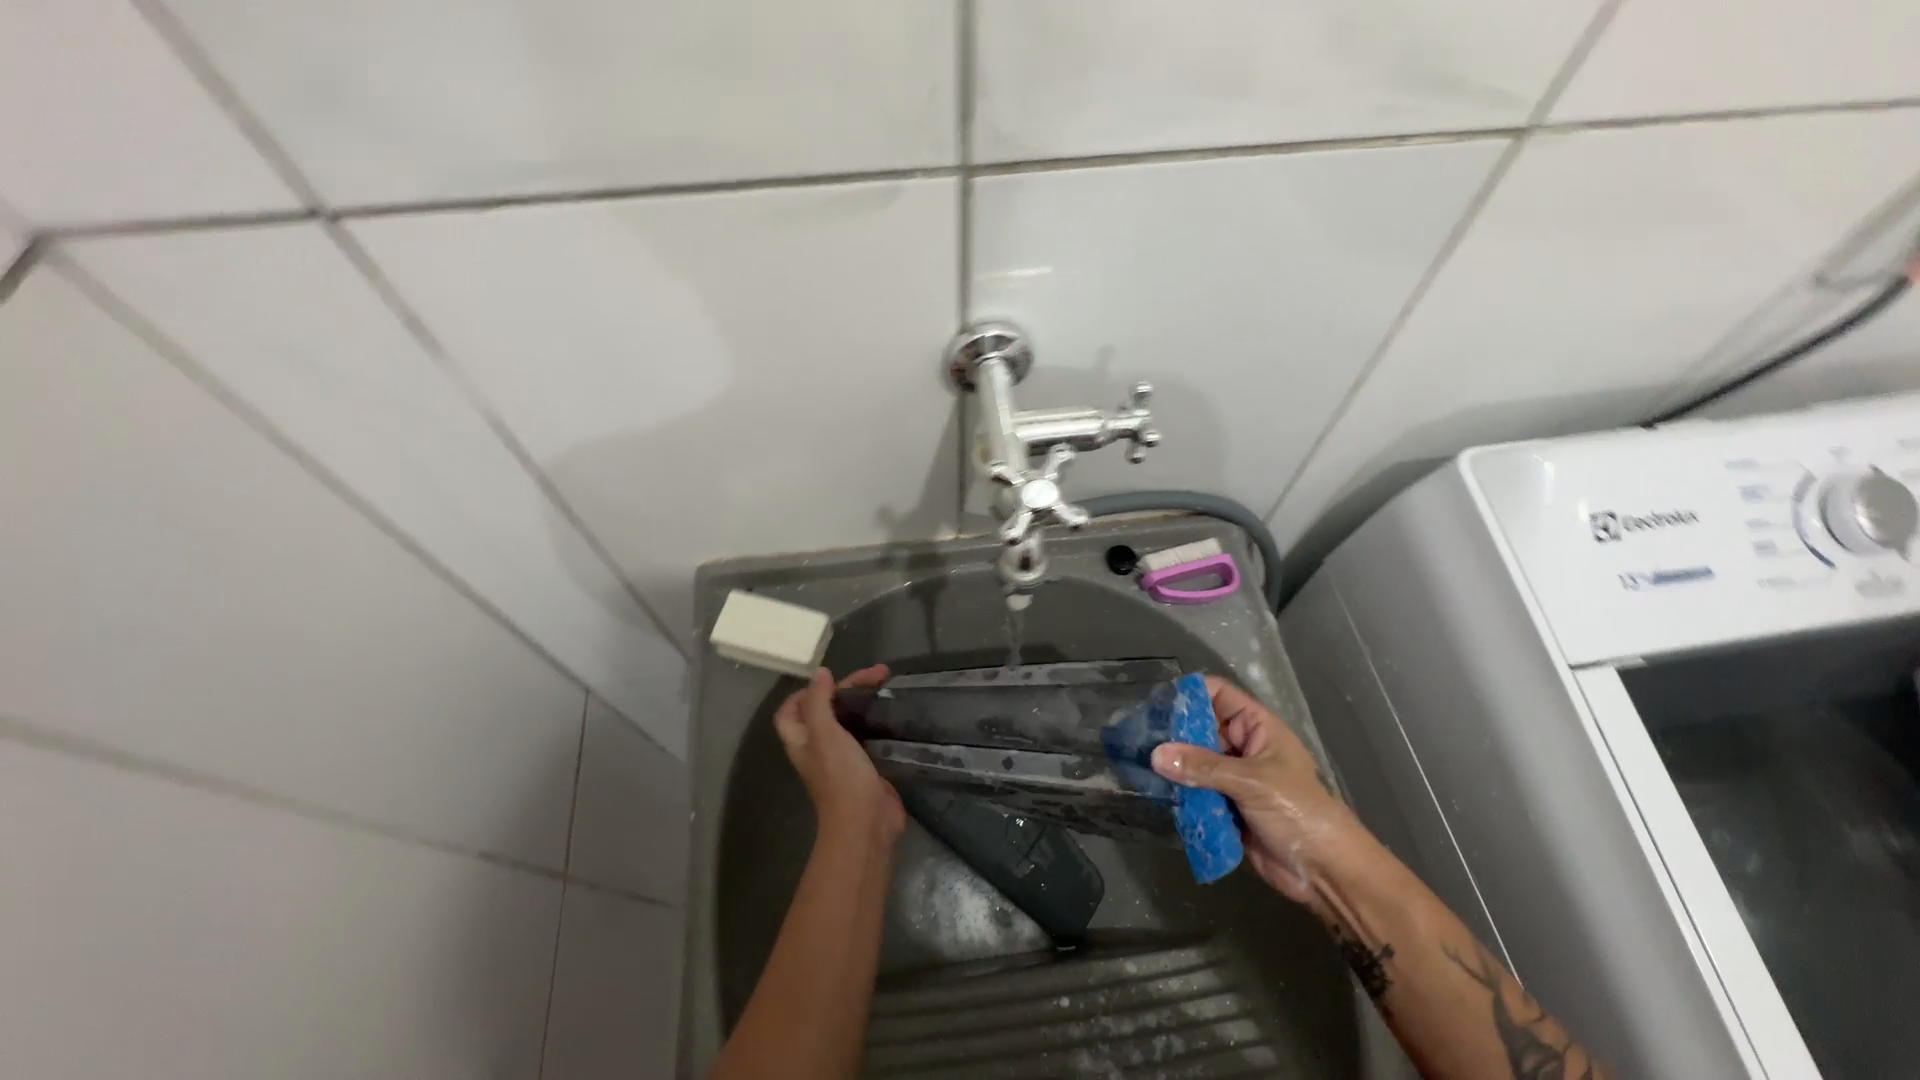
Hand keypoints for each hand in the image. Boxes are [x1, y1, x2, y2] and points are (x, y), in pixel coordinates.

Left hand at [773, 665, 904, 847]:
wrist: (867, 822)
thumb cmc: (840, 777)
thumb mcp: (824, 734)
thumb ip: (819, 702)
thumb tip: (819, 673)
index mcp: (802, 741)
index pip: (791, 711)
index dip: (805, 692)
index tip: (831, 679)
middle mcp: (819, 748)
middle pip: (826, 711)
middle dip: (847, 690)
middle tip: (878, 674)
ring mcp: (844, 758)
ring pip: (849, 721)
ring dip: (865, 703)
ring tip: (889, 686)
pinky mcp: (867, 766)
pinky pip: (869, 736)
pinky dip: (879, 722)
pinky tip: (895, 713)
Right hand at [1150, 676, 1366, 907]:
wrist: (1323, 871)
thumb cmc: (1298, 811)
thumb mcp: (1252, 782)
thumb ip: (1203, 767)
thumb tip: (1155, 754)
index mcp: (1257, 728)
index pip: (1219, 696)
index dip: (1190, 694)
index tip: (1156, 704)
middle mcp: (1242, 748)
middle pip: (1199, 729)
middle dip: (1171, 733)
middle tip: (1136, 737)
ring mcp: (1232, 779)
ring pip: (1193, 763)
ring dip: (1171, 766)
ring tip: (1136, 765)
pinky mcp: (1224, 808)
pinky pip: (1194, 792)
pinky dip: (1177, 793)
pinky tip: (1152, 792)